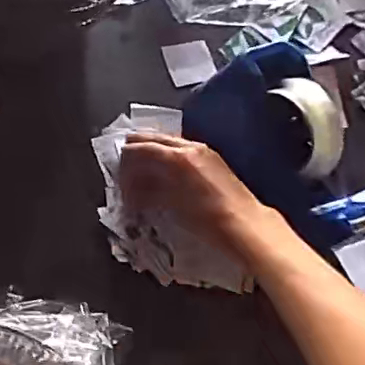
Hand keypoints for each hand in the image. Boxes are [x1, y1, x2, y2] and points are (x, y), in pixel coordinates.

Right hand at [120, 134, 279, 253]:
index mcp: (178, 156)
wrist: (245, 224)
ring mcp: (203, 151)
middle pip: (153, 139)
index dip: (125, 161)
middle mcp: (191, 147)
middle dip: (136, 152)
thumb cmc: (209, 219)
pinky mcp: (212, 160)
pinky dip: (167, 160)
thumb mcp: (172, 205)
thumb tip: (136, 188)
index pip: (141, 148)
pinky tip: (162, 177)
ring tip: (141, 175)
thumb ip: (150, 191)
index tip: (118, 174)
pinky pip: (181, 151)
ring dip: (151, 155)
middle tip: (125, 169)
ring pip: (167, 143)